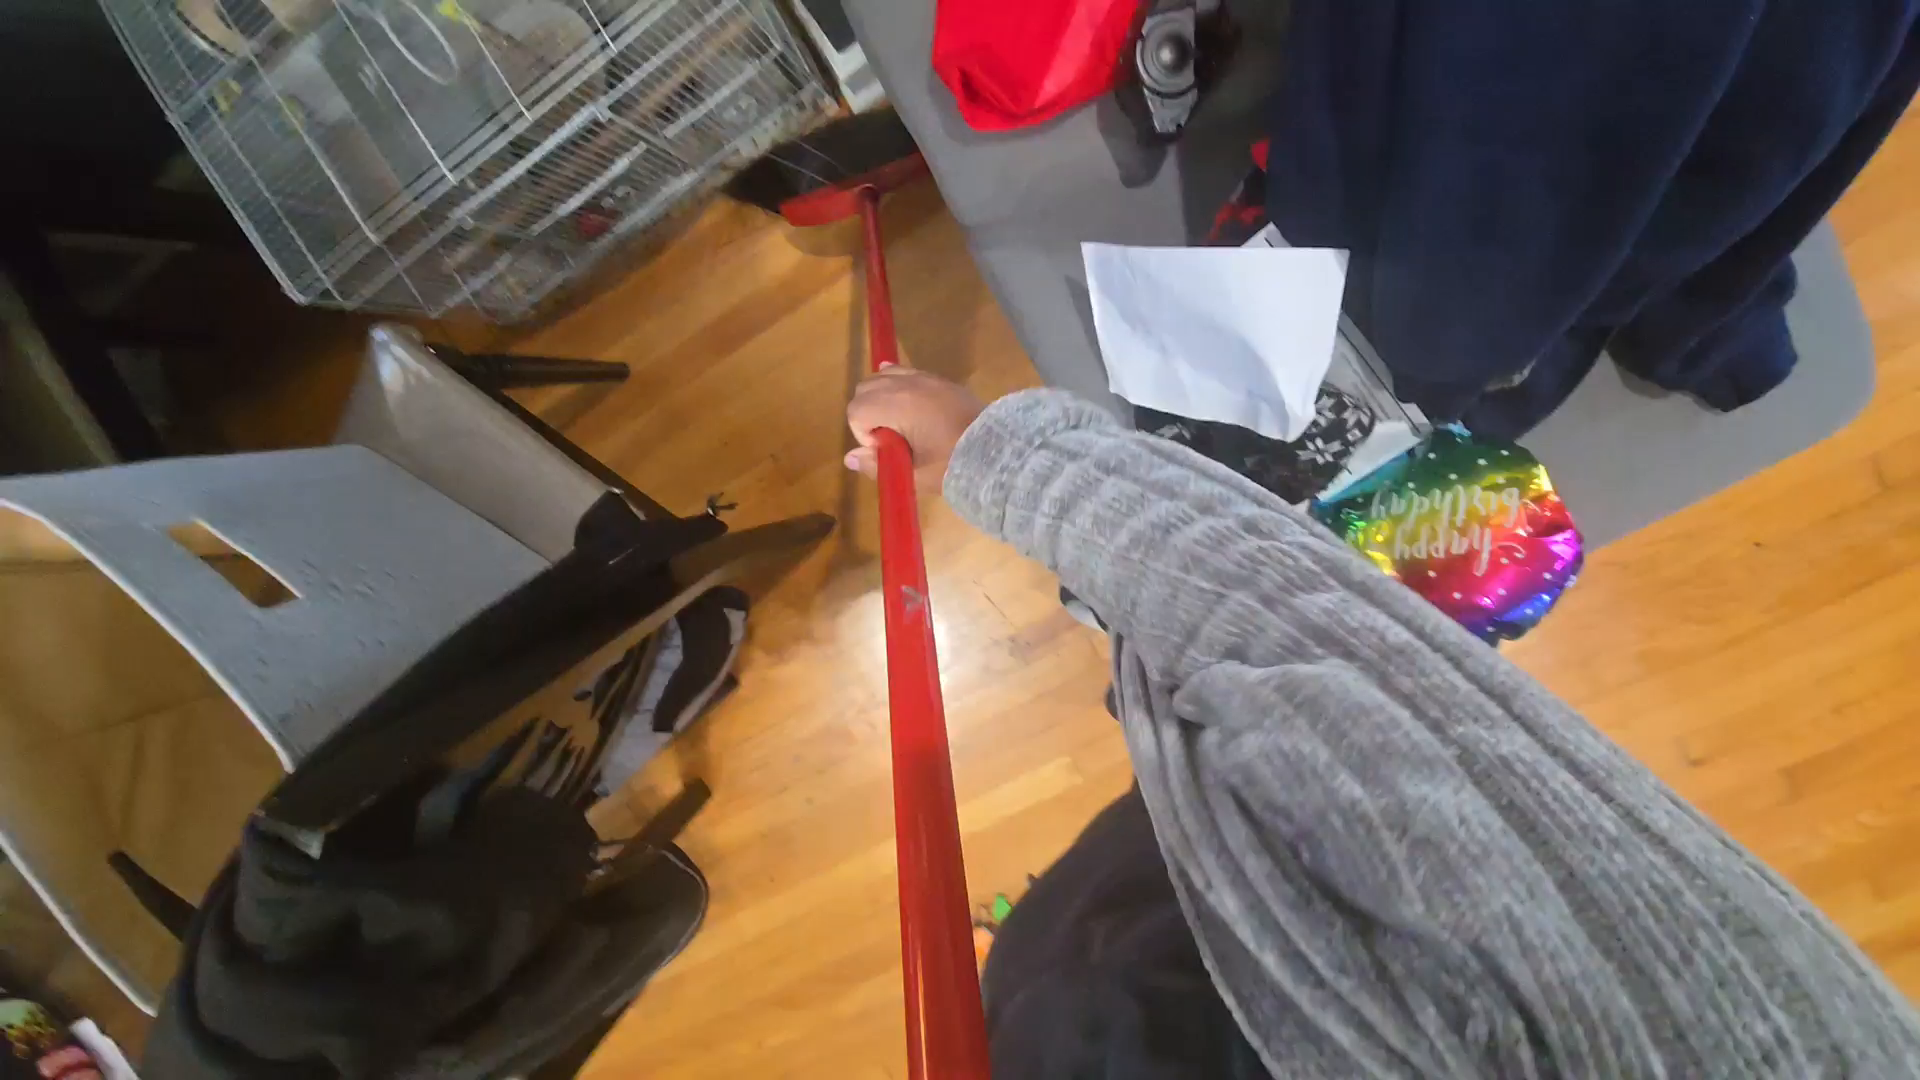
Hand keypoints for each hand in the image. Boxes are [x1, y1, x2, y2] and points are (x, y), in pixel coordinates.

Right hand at [844, 367, 985, 488]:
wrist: (997, 452)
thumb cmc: (954, 466)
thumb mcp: (914, 474)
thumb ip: (878, 466)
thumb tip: (849, 458)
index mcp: (897, 405)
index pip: (856, 410)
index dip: (864, 434)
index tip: (887, 451)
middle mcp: (906, 384)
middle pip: (865, 388)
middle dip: (868, 414)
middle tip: (890, 440)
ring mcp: (924, 377)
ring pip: (882, 376)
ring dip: (881, 398)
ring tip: (900, 424)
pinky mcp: (939, 379)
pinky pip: (905, 372)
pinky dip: (897, 385)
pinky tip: (908, 406)